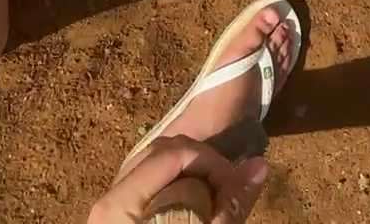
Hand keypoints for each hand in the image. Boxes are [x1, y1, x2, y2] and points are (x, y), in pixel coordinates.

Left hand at [87, 136, 268, 223]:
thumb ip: (231, 207)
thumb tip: (261, 165)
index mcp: (117, 205)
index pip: (173, 152)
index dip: (211, 161)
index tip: (234, 186)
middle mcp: (108, 200)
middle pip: (163, 154)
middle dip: (203, 167)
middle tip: (226, 194)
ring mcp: (111, 213)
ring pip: (157, 169)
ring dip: (192, 179)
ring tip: (214, 207)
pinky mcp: (120, 222)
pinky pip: (151, 189)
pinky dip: (178, 193)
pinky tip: (195, 216)